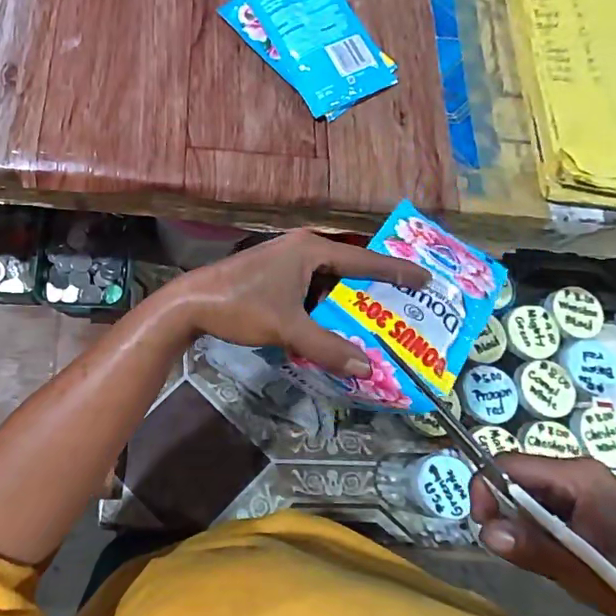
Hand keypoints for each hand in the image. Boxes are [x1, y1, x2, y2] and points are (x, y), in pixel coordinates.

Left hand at [160, 229, 428, 376]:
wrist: (188, 303)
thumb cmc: (240, 306)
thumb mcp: (287, 328)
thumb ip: (328, 347)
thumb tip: (367, 368)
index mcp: (309, 250)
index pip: (364, 259)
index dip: (396, 272)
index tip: (426, 279)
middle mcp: (298, 248)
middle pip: (345, 269)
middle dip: (370, 289)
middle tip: (401, 306)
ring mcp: (280, 260)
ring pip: (323, 281)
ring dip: (342, 301)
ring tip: (371, 320)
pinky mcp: (267, 274)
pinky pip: (306, 287)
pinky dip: (319, 304)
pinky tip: (329, 324)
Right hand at [471, 453, 615, 615]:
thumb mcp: (581, 574)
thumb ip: (532, 549)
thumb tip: (485, 531)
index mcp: (580, 477)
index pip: (507, 464)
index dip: (484, 490)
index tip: (483, 527)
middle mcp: (584, 473)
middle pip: (517, 478)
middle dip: (505, 511)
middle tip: (514, 549)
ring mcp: (592, 489)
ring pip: (531, 494)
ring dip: (524, 524)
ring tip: (544, 558)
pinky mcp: (596, 506)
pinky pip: (549, 506)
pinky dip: (541, 529)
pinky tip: (560, 556)